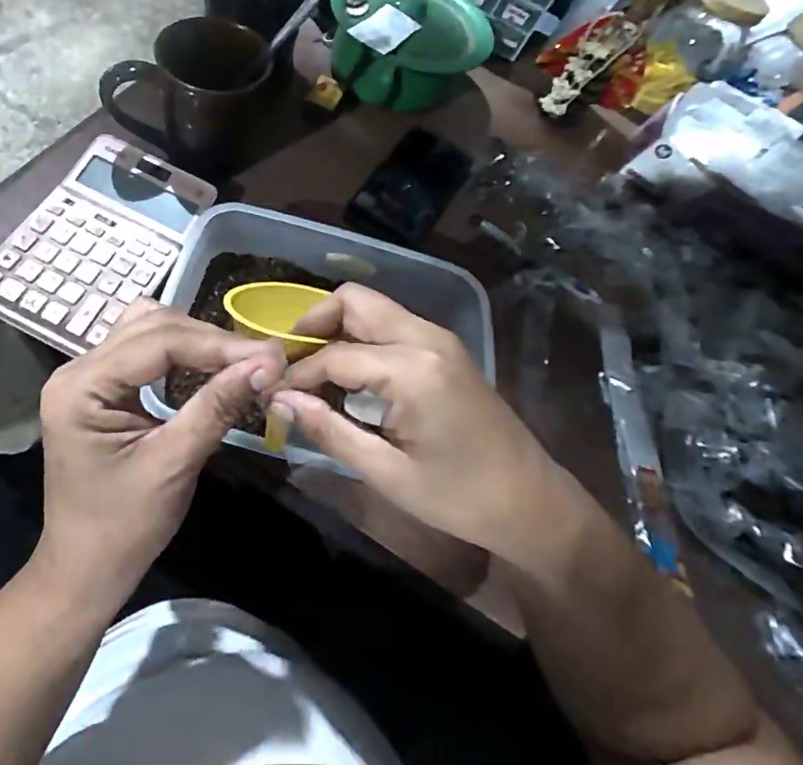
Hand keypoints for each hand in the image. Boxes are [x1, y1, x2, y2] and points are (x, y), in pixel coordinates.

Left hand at [34, 301, 284, 603]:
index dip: (218, 344)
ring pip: (147, 329)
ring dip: (194, 339)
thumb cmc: (123, 527)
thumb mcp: (173, 465)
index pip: (158, 342)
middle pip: (152, 326)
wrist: (84, 570)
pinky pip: (141, 350)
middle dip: (209, 339)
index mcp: (81, 386)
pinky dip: (178, 351)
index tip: (271, 355)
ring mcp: (84, 376)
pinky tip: (206, 364)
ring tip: (238, 359)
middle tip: (262, 360)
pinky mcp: (99, 387)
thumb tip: (266, 365)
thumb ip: (216, 407)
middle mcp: (76, 369)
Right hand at [267, 284, 561, 559]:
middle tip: (288, 362)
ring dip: (336, 327)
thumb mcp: (387, 472)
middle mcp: (426, 338)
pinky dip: (360, 336)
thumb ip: (330, 429)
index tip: (271, 393)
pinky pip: (390, 324)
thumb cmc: (459, 496)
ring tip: (311, 368)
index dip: (297, 373)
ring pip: (372, 307)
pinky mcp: (444, 348)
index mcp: (413, 369)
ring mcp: (438, 338)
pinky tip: (347, 373)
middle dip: (313, 324)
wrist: (531, 501)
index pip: (335, 354)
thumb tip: (280, 401)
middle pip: (354, 301)